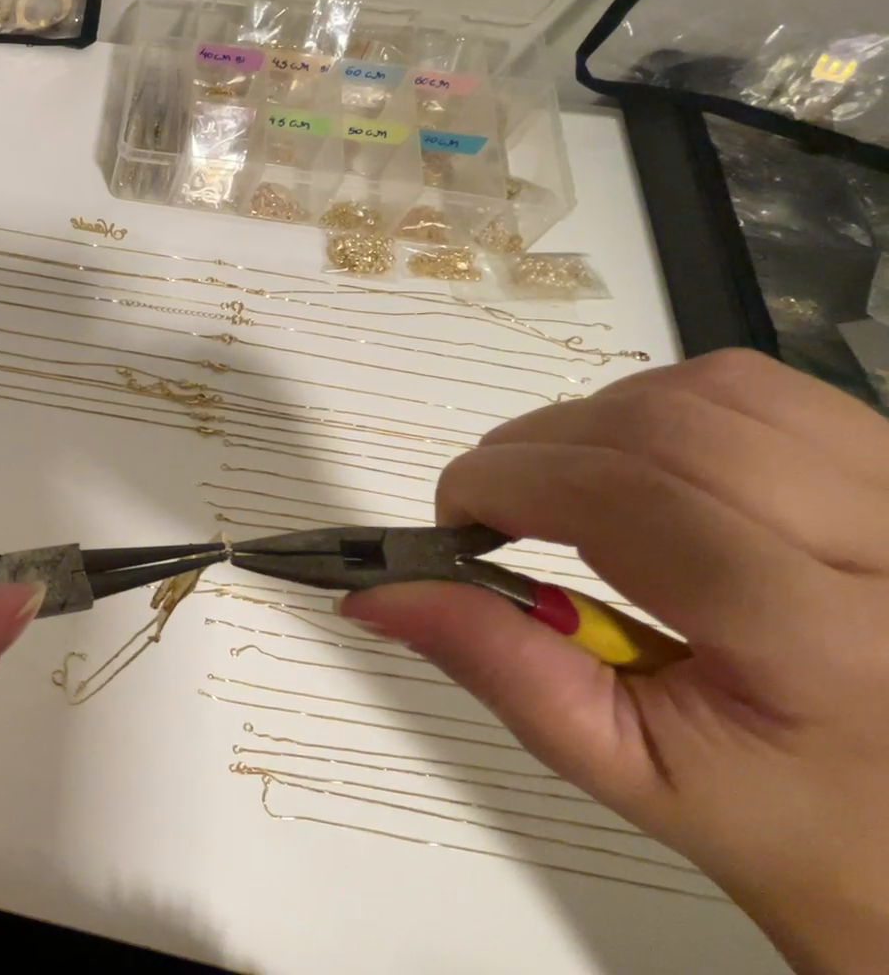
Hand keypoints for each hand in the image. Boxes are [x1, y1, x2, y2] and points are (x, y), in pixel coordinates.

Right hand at [343, 351, 888, 973]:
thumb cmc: (772, 815)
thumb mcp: (619, 762)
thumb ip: (494, 665)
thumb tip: (372, 595)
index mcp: (831, 645)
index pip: (635, 502)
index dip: (510, 485)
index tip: (452, 525)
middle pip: (666, 427)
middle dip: (535, 450)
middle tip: (492, 512)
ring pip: (709, 390)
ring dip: (592, 423)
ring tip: (562, 493)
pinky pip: (756, 388)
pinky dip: (658, 407)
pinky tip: (639, 470)